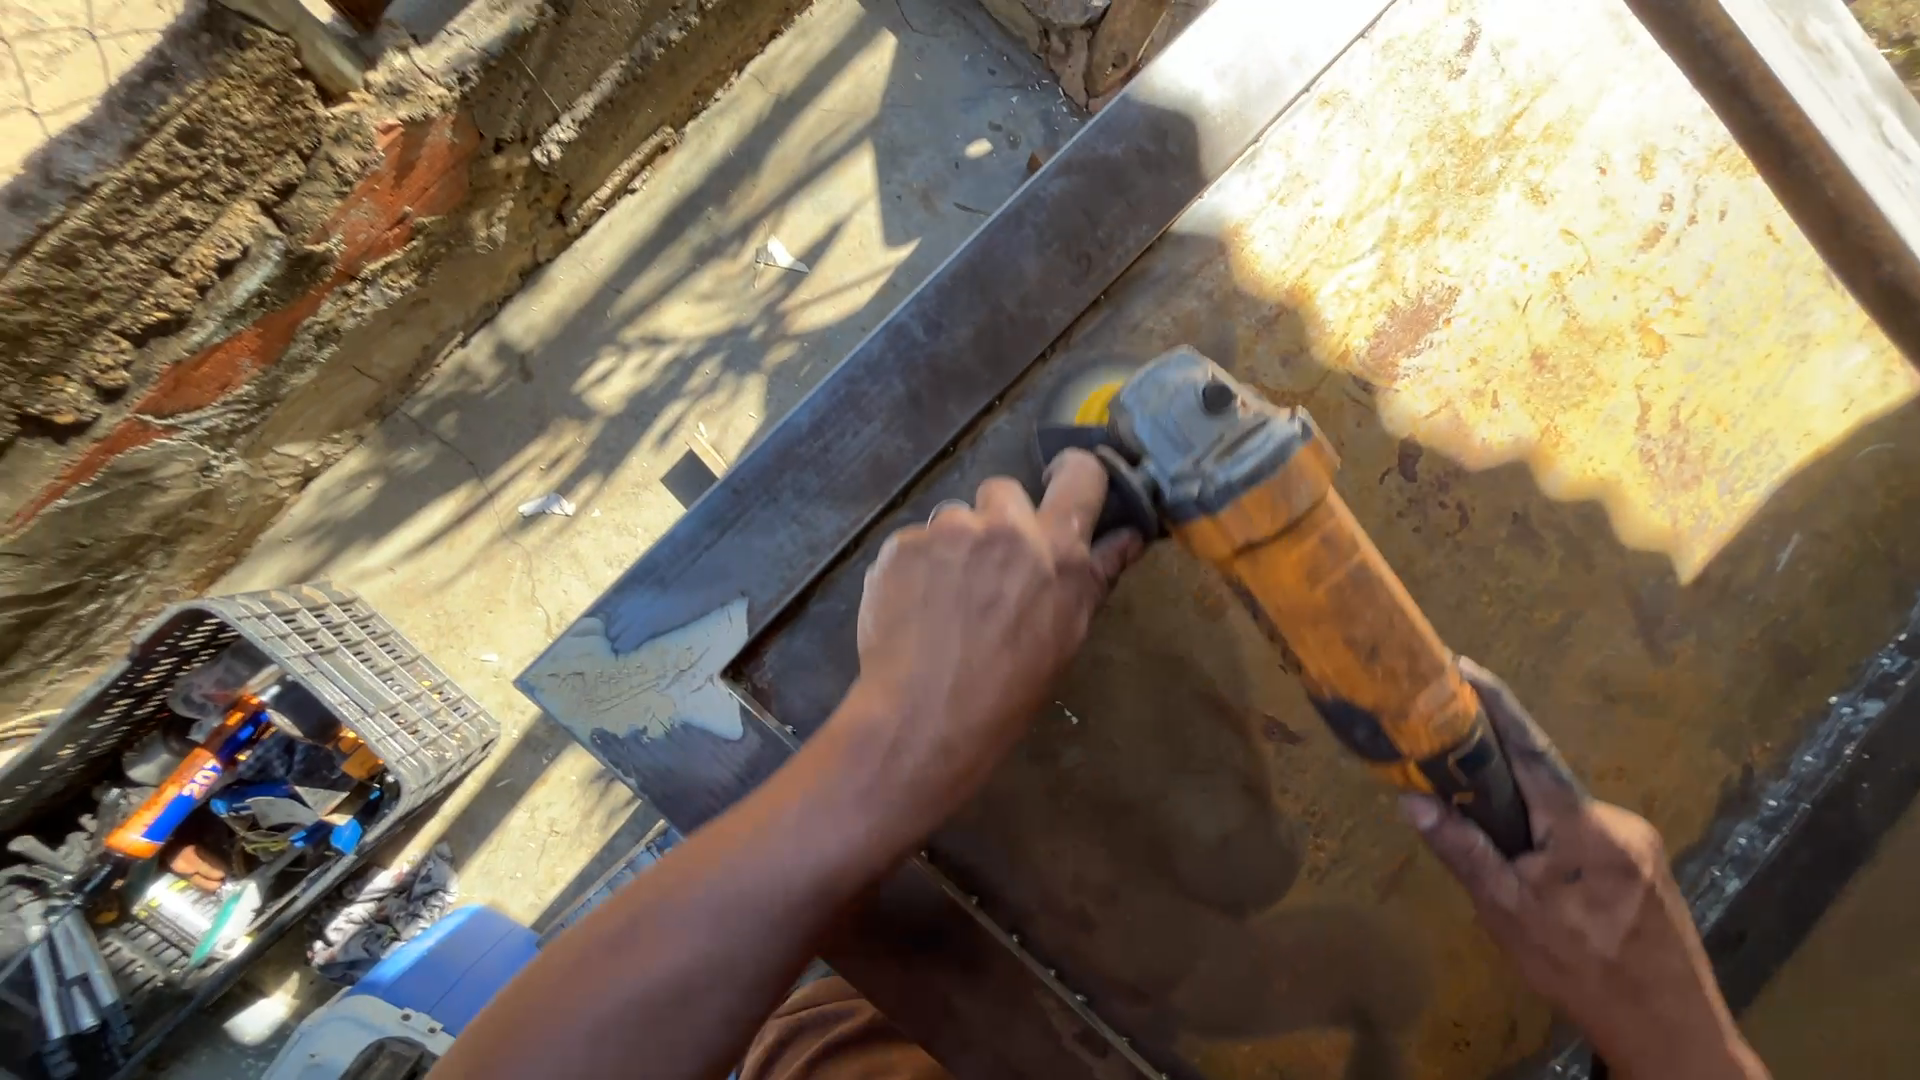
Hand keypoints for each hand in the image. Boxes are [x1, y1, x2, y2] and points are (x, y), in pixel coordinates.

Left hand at [848, 449, 1142, 823]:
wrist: (922, 716)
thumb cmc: (1006, 691)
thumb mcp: (1066, 636)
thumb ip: (1093, 576)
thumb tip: (1129, 537)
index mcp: (1059, 550)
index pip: (1083, 474)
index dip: (1072, 471)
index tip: (1060, 481)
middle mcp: (1007, 528)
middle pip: (1004, 489)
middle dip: (997, 517)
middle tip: (987, 564)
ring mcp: (950, 531)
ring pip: (954, 516)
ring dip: (953, 544)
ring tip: (942, 596)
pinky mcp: (903, 543)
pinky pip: (914, 541)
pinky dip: (915, 566)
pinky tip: (912, 606)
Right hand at [1401, 661, 1767, 1079]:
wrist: (1674, 1034)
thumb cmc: (1581, 969)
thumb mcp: (1509, 913)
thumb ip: (1463, 851)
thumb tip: (1410, 800)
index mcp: (1582, 827)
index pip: (1530, 749)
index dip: (1496, 703)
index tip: (1463, 666)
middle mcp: (1616, 821)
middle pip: (1540, 780)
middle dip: (1495, 777)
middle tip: (1449, 783)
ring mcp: (1637, 842)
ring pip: (1558, 810)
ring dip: (1522, 818)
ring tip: (1498, 861)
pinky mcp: (1644, 864)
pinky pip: (1579, 831)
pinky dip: (1546, 839)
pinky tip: (1537, 880)